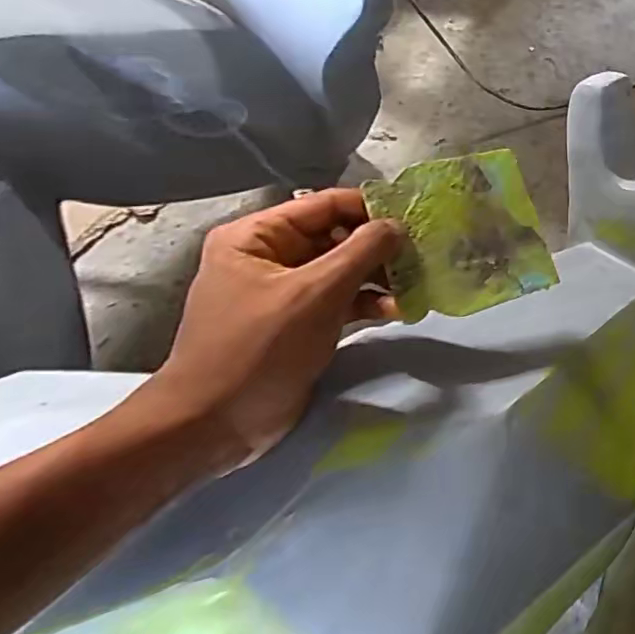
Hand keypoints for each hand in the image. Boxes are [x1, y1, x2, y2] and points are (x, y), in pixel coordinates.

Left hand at [134, 190, 402, 472]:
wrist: (212, 428)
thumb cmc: (258, 350)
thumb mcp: (315, 294)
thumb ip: (361, 252)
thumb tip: (397, 225)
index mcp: (256, 235)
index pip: (325, 205)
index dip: (371, 209)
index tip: (414, 220)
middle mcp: (269, 256)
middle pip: (337, 237)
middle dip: (379, 248)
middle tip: (421, 258)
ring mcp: (284, 292)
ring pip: (342, 270)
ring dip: (378, 278)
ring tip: (415, 287)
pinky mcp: (298, 323)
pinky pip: (339, 300)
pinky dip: (366, 303)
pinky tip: (397, 311)